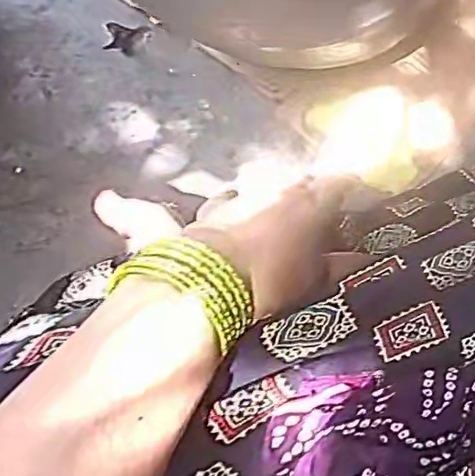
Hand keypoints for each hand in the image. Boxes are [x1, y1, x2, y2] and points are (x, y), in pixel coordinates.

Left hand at [95, 177, 354, 317]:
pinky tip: (107, 198)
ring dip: (239, 196)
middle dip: (296, 188)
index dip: (345, 185)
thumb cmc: (268, 281)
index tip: (358, 187)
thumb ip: (338, 265)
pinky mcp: (168, 231)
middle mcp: (256, 195)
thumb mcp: (313, 278)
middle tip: (306, 196)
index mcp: (296, 203)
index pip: (330, 186)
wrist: (203, 290)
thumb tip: (367, 259)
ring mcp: (211, 211)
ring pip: (228, 195)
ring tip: (243, 196)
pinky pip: (139, 214)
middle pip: (280, 185)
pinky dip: (126, 208)